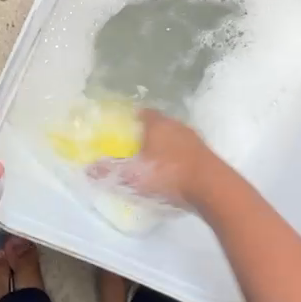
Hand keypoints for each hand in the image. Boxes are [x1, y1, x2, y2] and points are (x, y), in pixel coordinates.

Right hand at [89, 109, 237, 214]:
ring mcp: (195, 140)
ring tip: (155, 159)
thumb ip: (110, 171)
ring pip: (176, 137)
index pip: (144, 113)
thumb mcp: (133, 176)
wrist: (212, 188)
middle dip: (149, 133)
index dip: (134, 118)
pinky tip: (174, 172)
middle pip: (160, 124)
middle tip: (137, 144)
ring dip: (166, 145)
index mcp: (157, 124)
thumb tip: (88, 169)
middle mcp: (177, 126)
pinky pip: (187, 152)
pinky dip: (179, 158)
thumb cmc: (168, 175)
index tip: (125, 125)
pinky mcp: (207, 156)